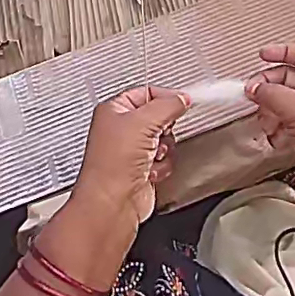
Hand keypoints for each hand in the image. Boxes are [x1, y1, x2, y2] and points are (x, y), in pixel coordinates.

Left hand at [68, 85, 188, 229]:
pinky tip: (149, 171)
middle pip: (159, 117)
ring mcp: (132, 150)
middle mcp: (122, 129)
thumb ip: (167, 105)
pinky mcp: (142, 168)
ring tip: (151, 155)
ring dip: (164, 150)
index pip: (146, 92)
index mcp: (115, 110)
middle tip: (157, 134)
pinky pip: (165, 160)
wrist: (113, 203)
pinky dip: (162, 166)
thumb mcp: (144, 122)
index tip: (180, 101)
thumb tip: (181, 98)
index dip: (165, 97)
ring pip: (165, 140)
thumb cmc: (113, 164)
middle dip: (164, 129)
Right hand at [246, 43, 294, 214]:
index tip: (263, 56)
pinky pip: (284, 123)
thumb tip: (255, 87)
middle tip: (253, 91)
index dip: (283, 52)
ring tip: (265, 119)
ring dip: (269, 109)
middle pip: (289, 79)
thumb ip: (272, 93)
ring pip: (283, 103)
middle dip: (269, 85)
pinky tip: (274, 136)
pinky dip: (275, 127)